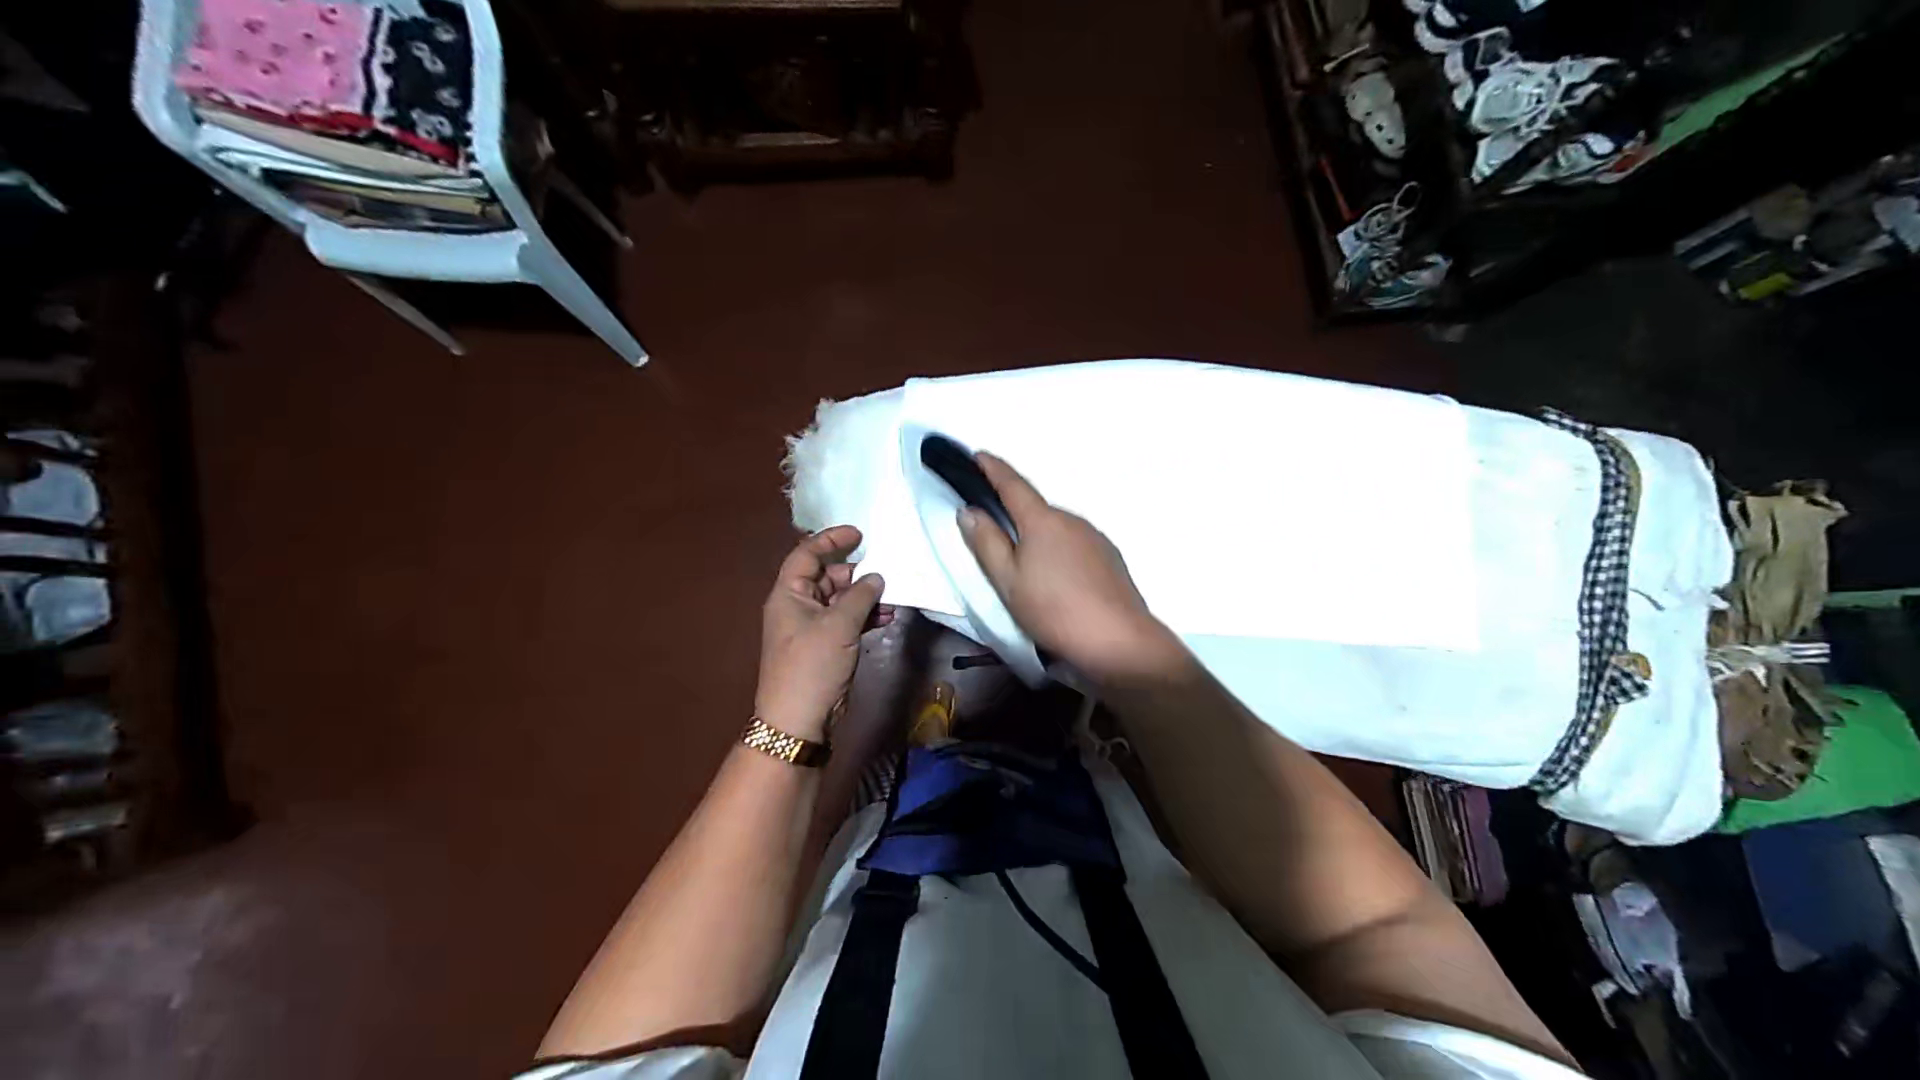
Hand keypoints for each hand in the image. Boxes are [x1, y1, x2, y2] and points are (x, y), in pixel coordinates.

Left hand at [756, 526, 889, 742]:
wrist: (799, 722)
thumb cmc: (812, 666)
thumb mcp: (838, 626)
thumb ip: (860, 596)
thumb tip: (876, 577)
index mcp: (789, 593)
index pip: (807, 553)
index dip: (832, 539)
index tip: (860, 533)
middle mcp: (798, 605)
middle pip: (828, 576)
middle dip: (857, 573)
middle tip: (886, 570)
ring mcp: (813, 627)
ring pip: (842, 599)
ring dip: (866, 597)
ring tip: (892, 597)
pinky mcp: (827, 646)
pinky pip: (848, 621)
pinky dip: (866, 617)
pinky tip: (887, 618)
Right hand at [958, 453, 1186, 683]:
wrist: (1118, 641)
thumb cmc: (1053, 611)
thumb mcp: (1007, 581)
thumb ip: (986, 542)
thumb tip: (968, 510)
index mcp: (1042, 520)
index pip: (1012, 484)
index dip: (992, 468)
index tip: (977, 455)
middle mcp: (1072, 519)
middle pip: (1035, 508)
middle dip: (1013, 512)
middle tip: (991, 530)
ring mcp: (1095, 537)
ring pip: (1056, 528)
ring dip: (1037, 535)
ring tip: (1024, 566)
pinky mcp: (1110, 558)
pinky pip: (1074, 543)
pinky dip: (1057, 550)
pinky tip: (1055, 579)